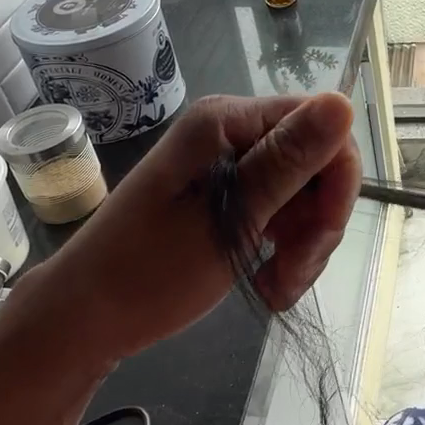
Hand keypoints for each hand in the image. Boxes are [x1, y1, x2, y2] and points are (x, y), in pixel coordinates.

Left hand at [9, 94, 360, 365]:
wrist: (82, 321)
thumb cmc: (145, 274)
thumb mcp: (226, 222)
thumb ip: (286, 162)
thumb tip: (342, 103)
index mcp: (228, 122)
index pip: (324, 127)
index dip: (336, 182)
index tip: (318, 238)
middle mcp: (233, 130)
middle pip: (320, 161)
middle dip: (319, 221)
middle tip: (294, 273)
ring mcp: (232, 161)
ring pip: (309, 191)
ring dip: (305, 243)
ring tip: (277, 289)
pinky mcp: (231, 191)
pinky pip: (286, 208)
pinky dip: (288, 247)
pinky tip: (269, 279)